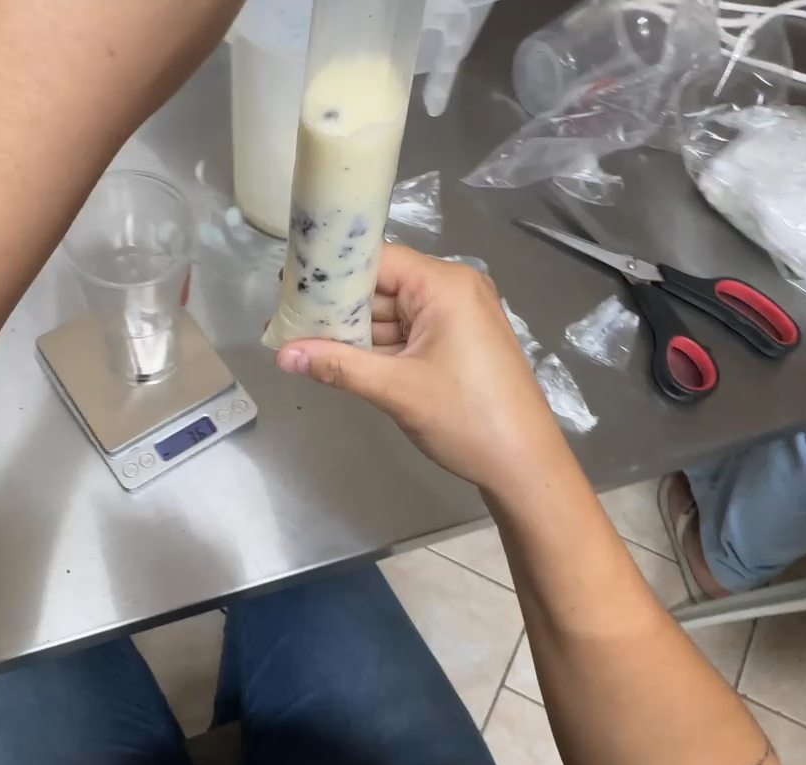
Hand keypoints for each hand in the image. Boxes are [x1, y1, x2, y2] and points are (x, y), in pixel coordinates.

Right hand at [274, 244, 561, 492]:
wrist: (523, 463)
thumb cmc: (466, 418)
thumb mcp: (395, 390)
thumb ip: (337, 367)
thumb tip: (282, 356)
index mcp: (444, 286)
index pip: (378, 259)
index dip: (332, 269)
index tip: (288, 282)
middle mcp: (452, 291)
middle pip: (381, 286)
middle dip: (336, 306)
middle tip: (286, 319)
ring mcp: (455, 319)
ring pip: (390, 315)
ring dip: (351, 331)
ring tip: (301, 341)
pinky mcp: (455, 345)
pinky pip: (405, 336)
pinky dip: (375, 348)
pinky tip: (338, 359)